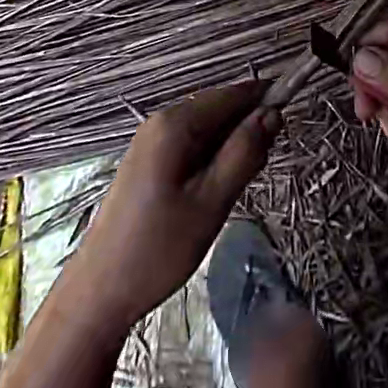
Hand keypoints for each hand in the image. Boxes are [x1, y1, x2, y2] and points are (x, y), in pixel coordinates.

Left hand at [53, 81, 282, 335]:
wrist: (98, 294)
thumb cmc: (158, 249)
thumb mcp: (212, 202)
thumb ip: (245, 153)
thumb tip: (274, 113)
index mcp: (175, 124)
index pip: (234, 93)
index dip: (266, 100)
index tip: (288, 126)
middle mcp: (161, 121)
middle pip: (221, 106)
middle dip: (248, 128)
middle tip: (257, 171)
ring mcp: (151, 140)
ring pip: (209, 127)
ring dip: (231, 146)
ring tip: (234, 188)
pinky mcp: (149, 160)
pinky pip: (193, 143)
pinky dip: (213, 158)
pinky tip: (214, 191)